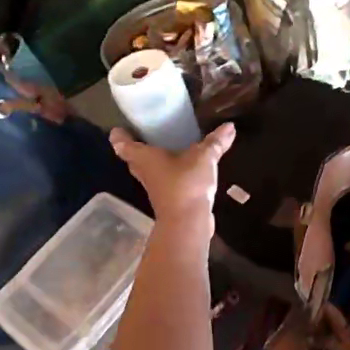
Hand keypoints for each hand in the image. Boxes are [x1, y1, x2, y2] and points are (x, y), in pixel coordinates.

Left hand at [111, 123, 235, 233]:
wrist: (187, 223)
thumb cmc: (186, 184)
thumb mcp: (204, 158)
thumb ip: (215, 142)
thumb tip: (230, 126)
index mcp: (143, 157)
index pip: (121, 143)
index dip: (120, 134)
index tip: (121, 126)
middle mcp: (144, 172)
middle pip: (133, 158)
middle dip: (137, 147)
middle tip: (147, 134)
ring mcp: (155, 188)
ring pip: (148, 171)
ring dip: (154, 162)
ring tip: (168, 149)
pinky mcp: (167, 200)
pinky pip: (164, 183)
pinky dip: (170, 175)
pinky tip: (184, 170)